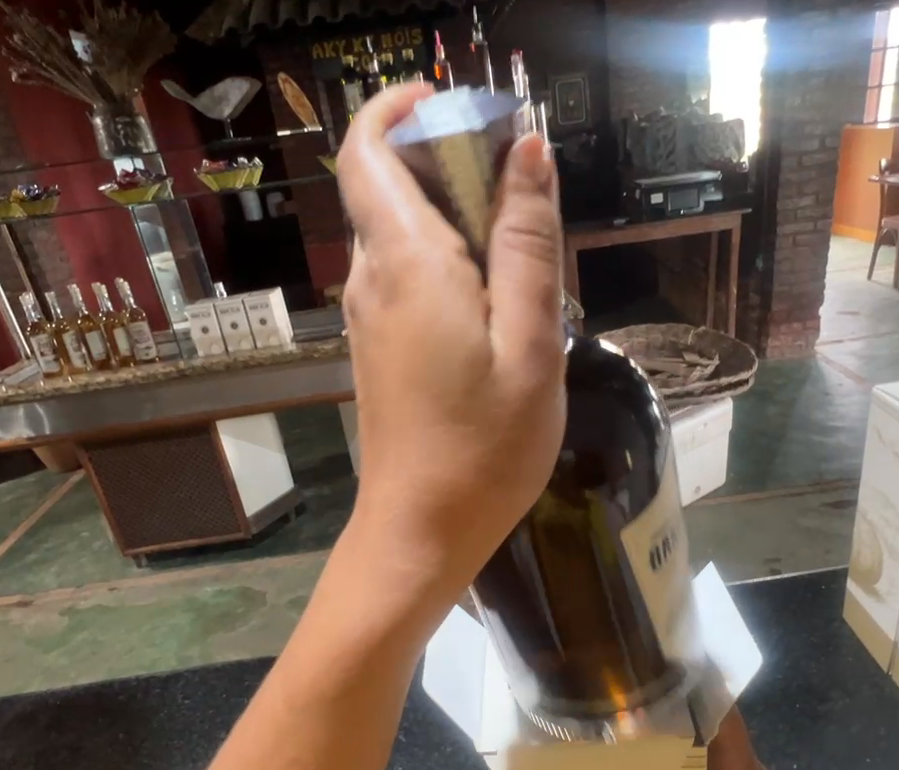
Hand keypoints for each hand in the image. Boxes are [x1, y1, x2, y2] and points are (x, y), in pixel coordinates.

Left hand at [334, 85, 564, 592]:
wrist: (421, 531)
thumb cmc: (485, 448)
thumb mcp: (530, 345)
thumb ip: (527, 246)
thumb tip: (528, 153)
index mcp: (406, 264)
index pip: (367, 149)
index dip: (401, 110)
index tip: (460, 109)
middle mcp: (373, 279)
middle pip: (388, 185)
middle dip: (449, 163)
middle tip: (524, 197)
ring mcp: (369, 317)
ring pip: (401, 232)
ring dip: (456, 219)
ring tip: (523, 258)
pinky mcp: (379, 348)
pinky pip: (406, 277)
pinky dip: (447, 262)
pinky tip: (497, 306)